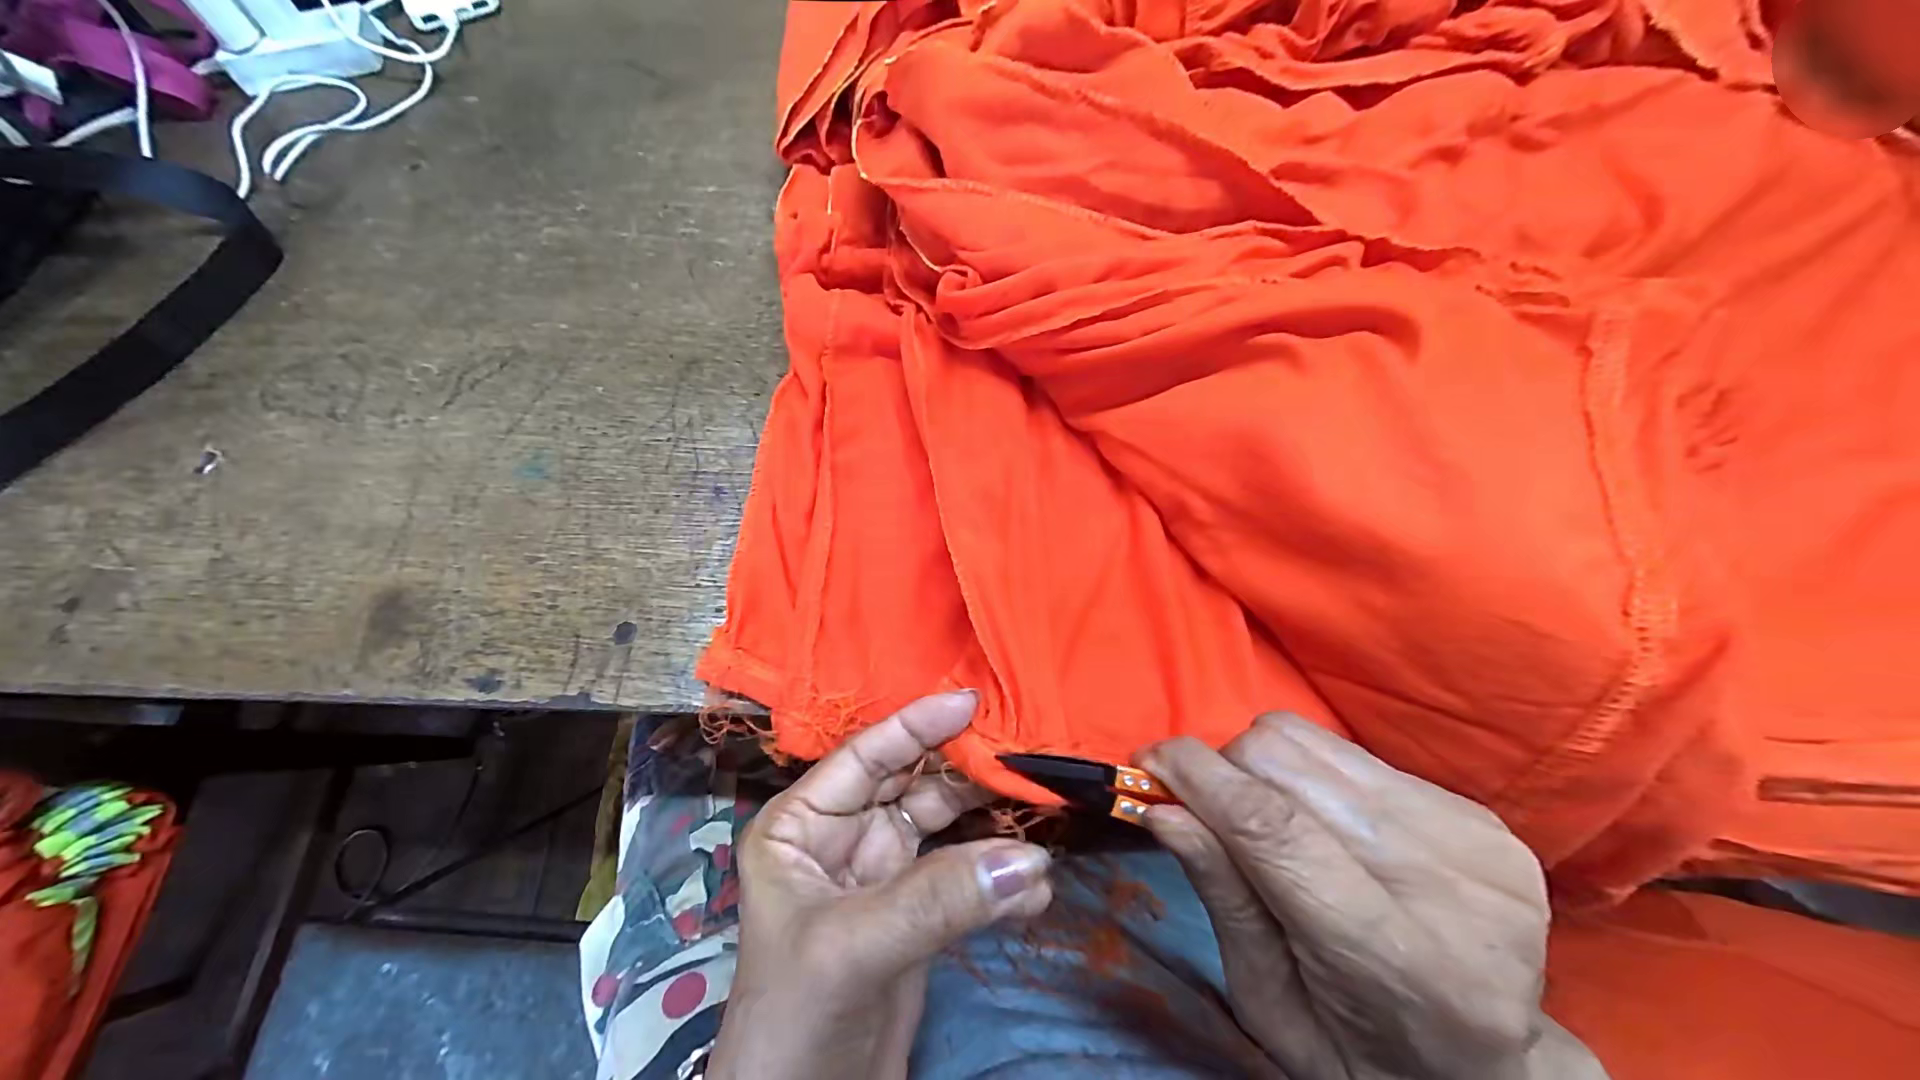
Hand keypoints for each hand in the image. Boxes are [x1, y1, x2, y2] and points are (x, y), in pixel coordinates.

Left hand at [708, 691, 1053, 1079]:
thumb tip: (1027, 857)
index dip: (917, 724)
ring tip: (1040, 817)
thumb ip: (935, 898)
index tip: (971, 701)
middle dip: (965, 769)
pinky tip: (1034, 894)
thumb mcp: (853, 945)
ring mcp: (883, 871)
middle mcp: (844, 834)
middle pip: (914, 782)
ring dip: (991, 825)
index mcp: (804, 823)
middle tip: (1021, 757)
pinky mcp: (917, 910)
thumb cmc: (796, 1014)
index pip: (866, 755)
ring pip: (945, 824)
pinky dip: (998, 882)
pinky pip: (964, 877)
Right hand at [1140, 714, 1607, 1079]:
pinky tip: (1318, 819)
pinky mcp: (1479, 813)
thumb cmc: (1357, 1052)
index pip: (1275, 829)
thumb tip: (1159, 808)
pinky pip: (1346, 750)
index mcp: (1400, 963)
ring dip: (1260, 765)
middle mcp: (1452, 889)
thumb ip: (1220, 895)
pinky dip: (1306, 771)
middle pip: (1287, 767)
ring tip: (1262, 813)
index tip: (1145, 762)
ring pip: (1312, 743)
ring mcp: (1475, 842)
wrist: (1490, 1069)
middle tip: (1204, 809)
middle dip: (1222, 771)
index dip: (1199, 779)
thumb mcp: (1267, 1001)